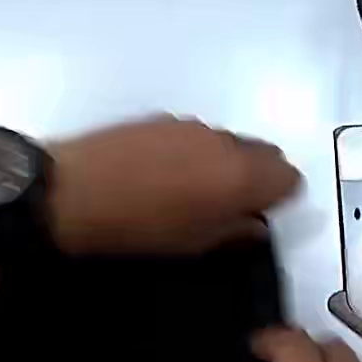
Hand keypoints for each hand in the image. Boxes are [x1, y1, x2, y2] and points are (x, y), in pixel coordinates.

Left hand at [46, 116, 299, 253]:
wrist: (72, 192)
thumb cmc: (142, 228)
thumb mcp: (196, 244)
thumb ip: (237, 231)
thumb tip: (256, 226)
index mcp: (244, 176)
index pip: (290, 177)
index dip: (281, 197)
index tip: (261, 213)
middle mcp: (226, 143)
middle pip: (267, 153)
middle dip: (261, 175)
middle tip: (235, 202)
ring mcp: (194, 125)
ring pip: (231, 142)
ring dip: (228, 161)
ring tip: (194, 188)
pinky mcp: (164, 117)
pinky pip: (199, 134)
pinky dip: (197, 150)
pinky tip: (166, 171)